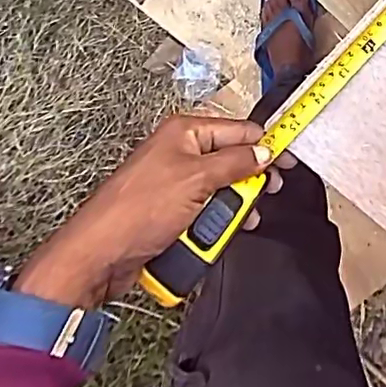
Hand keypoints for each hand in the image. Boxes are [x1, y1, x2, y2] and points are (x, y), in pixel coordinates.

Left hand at [13, 115, 284, 307]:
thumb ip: (235, 164)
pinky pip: (204, 212)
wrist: (98, 256)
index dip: (265, 143)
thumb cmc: (136, 210)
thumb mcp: (197, 180)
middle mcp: (181, 152)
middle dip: (248, 181)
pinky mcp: (170, 211)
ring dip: (230, 209)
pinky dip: (213, 225)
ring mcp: (175, 183)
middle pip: (231, 161)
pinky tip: (215, 237)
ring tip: (233, 223)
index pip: (237, 130)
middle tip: (264, 195)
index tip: (287, 159)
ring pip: (220, 190)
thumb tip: (263, 152)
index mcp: (185, 132)